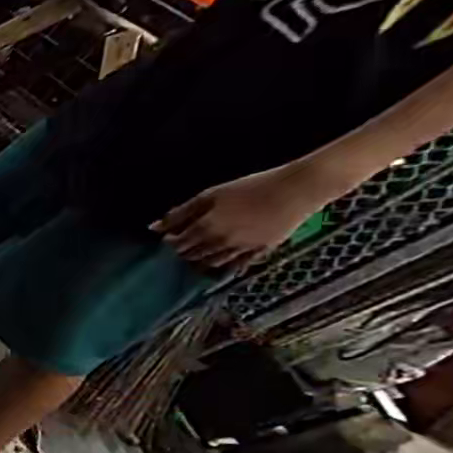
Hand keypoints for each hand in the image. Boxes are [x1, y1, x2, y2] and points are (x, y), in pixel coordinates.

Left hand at [150, 167, 317, 269]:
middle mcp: (220, 243)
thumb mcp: (210, 196)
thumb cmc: (251, 187)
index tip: (171, 235)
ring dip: (202, 259)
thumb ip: (180, 213)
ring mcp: (242, 249)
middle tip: (184, 243)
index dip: (171, 241)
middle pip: (192, 255)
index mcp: (205, 229)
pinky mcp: (263, 250)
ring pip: (212, 262)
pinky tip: (222, 261)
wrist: (299, 188)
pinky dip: (226, 265)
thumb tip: (153, 227)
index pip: (177, 244)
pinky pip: (238, 264)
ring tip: (200, 250)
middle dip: (184, 251)